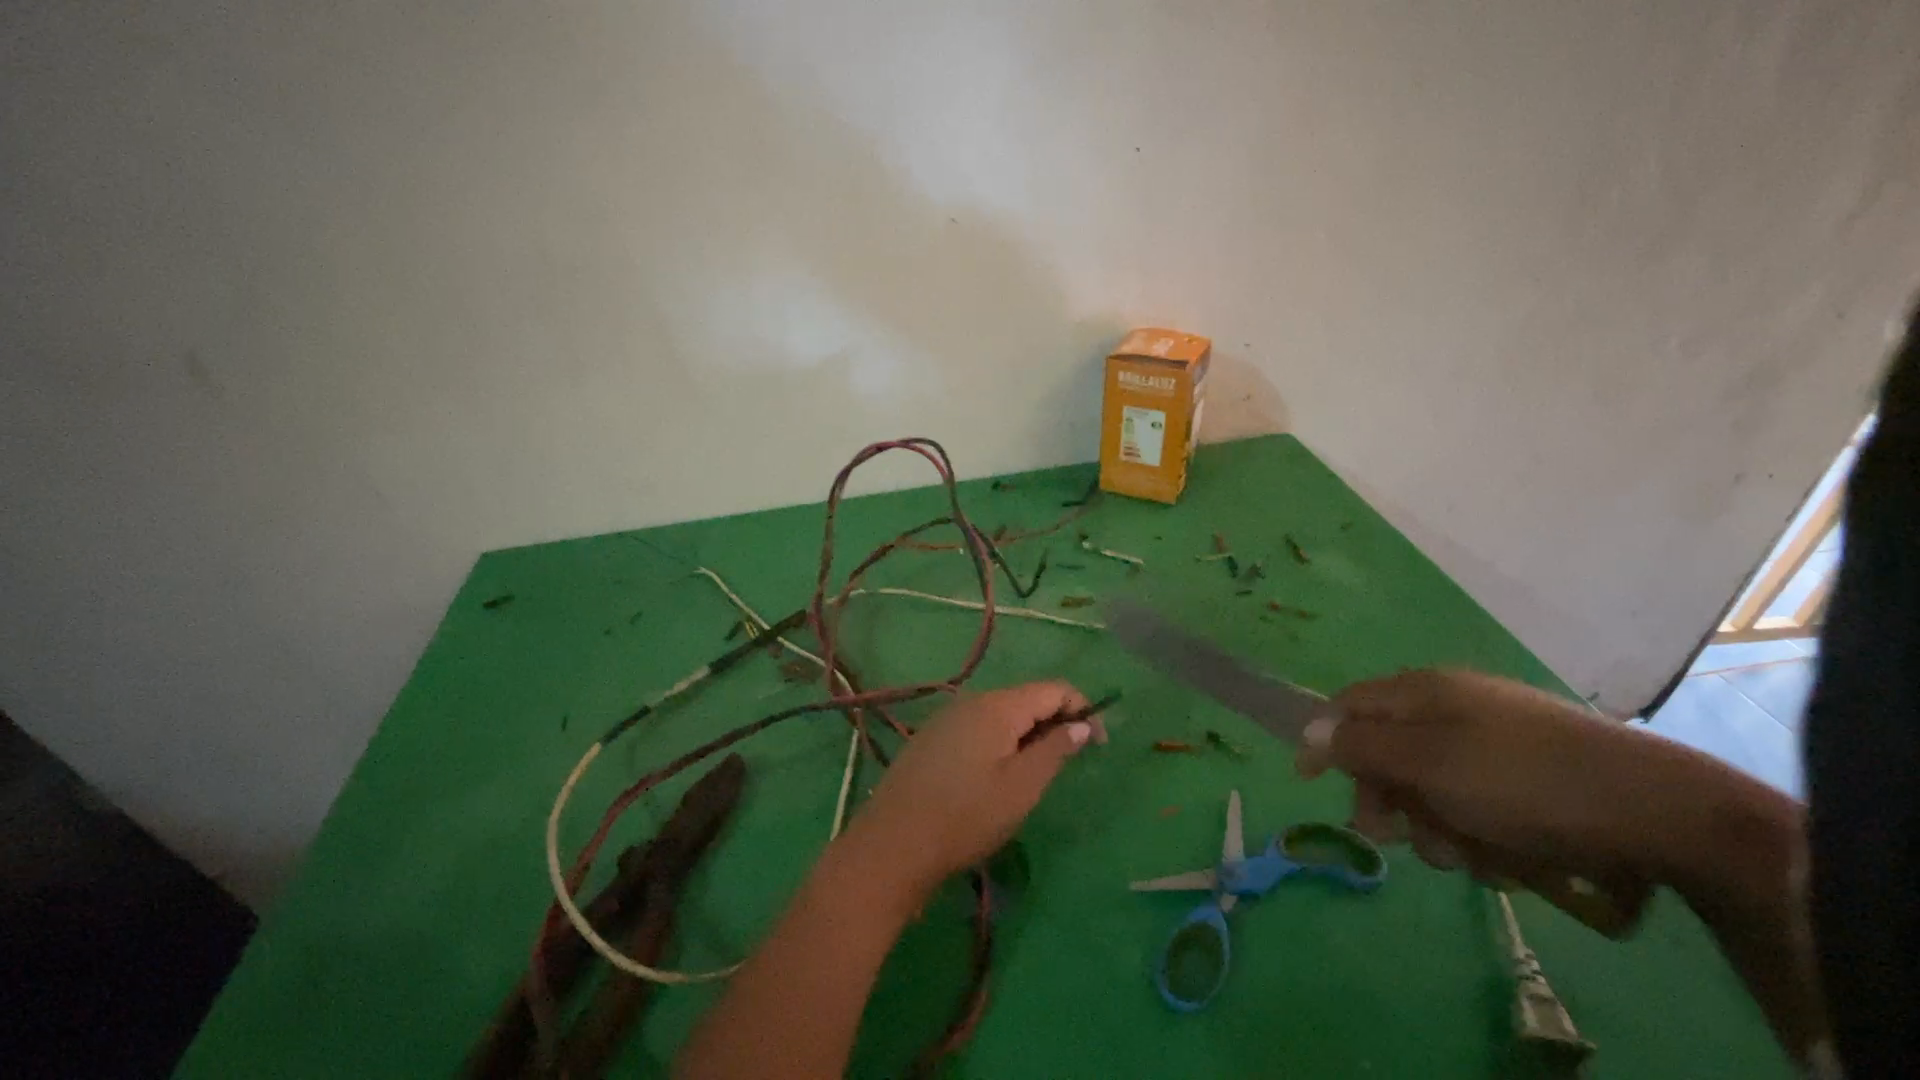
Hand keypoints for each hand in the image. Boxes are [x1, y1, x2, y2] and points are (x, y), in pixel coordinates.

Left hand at [841, 681, 1102, 897]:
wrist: (894, 844)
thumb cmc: (967, 816)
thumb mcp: (1022, 787)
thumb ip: (1055, 749)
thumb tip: (1080, 725)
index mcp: (998, 706)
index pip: (1054, 689)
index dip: (1083, 710)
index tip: (1098, 746)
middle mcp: (971, 702)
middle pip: (1027, 699)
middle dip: (1055, 722)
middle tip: (1068, 764)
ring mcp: (946, 719)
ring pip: (1002, 715)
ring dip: (1028, 735)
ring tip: (1035, 775)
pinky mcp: (931, 740)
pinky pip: (978, 729)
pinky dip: (1000, 743)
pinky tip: (996, 777)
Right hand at [1295, 669, 1667, 882]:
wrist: (1653, 812)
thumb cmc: (1521, 781)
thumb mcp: (1428, 762)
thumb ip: (1362, 746)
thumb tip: (1309, 731)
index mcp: (1425, 692)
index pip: (1349, 704)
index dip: (1323, 739)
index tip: (1308, 782)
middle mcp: (1454, 711)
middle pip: (1387, 754)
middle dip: (1387, 800)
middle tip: (1396, 835)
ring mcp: (1494, 746)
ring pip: (1431, 792)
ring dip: (1436, 828)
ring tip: (1468, 852)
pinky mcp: (1527, 783)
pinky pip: (1476, 810)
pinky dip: (1480, 837)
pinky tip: (1505, 855)